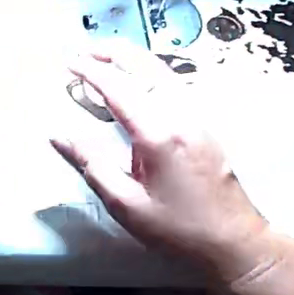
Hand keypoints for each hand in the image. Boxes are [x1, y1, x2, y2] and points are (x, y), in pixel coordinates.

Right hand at [51, 43, 291, 286]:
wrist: (235, 243)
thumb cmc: (176, 228)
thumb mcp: (124, 203)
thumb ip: (90, 164)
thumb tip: (58, 136)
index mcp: (158, 133)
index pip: (119, 88)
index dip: (91, 71)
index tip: (68, 62)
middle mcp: (181, 114)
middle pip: (145, 67)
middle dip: (112, 54)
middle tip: (84, 52)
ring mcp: (197, 117)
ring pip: (163, 71)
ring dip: (131, 60)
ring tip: (105, 60)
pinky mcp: (204, 125)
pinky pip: (173, 85)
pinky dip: (148, 73)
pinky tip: (137, 81)